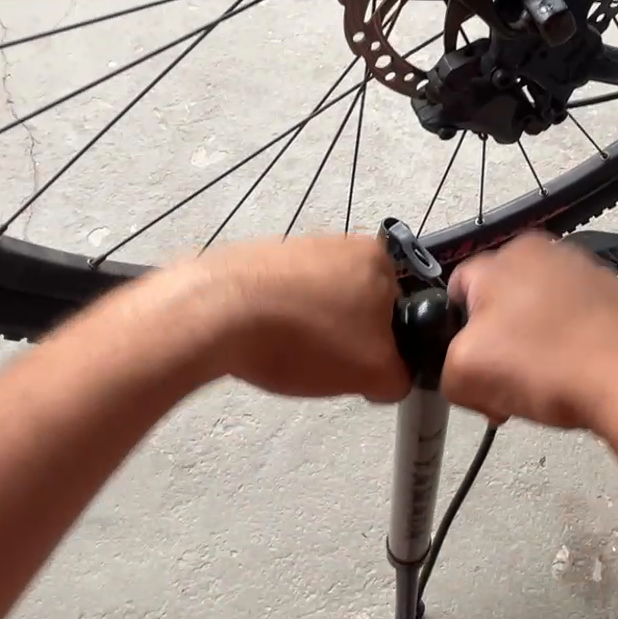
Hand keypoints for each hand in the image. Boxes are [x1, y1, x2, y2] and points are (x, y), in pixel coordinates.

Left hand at [194, 235, 408, 400]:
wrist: (215, 314)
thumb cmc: (306, 336)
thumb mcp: (374, 373)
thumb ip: (401, 377)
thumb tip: (392, 377)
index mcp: (379, 256)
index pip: (402, 310)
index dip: (388, 348)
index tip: (365, 370)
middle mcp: (342, 240)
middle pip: (359, 305)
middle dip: (348, 338)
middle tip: (327, 366)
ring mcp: (296, 246)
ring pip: (319, 304)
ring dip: (311, 332)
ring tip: (288, 356)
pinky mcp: (256, 258)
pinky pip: (282, 299)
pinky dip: (278, 322)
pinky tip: (262, 342)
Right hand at [443, 233, 617, 428]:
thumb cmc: (548, 366)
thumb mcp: (465, 374)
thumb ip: (446, 366)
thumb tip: (465, 373)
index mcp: (507, 254)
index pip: (458, 290)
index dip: (456, 335)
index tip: (472, 372)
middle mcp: (549, 251)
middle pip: (504, 303)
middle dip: (499, 343)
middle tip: (507, 385)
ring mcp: (591, 272)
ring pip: (544, 314)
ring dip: (538, 346)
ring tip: (547, 386)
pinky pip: (583, 324)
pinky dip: (576, 346)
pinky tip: (579, 377)